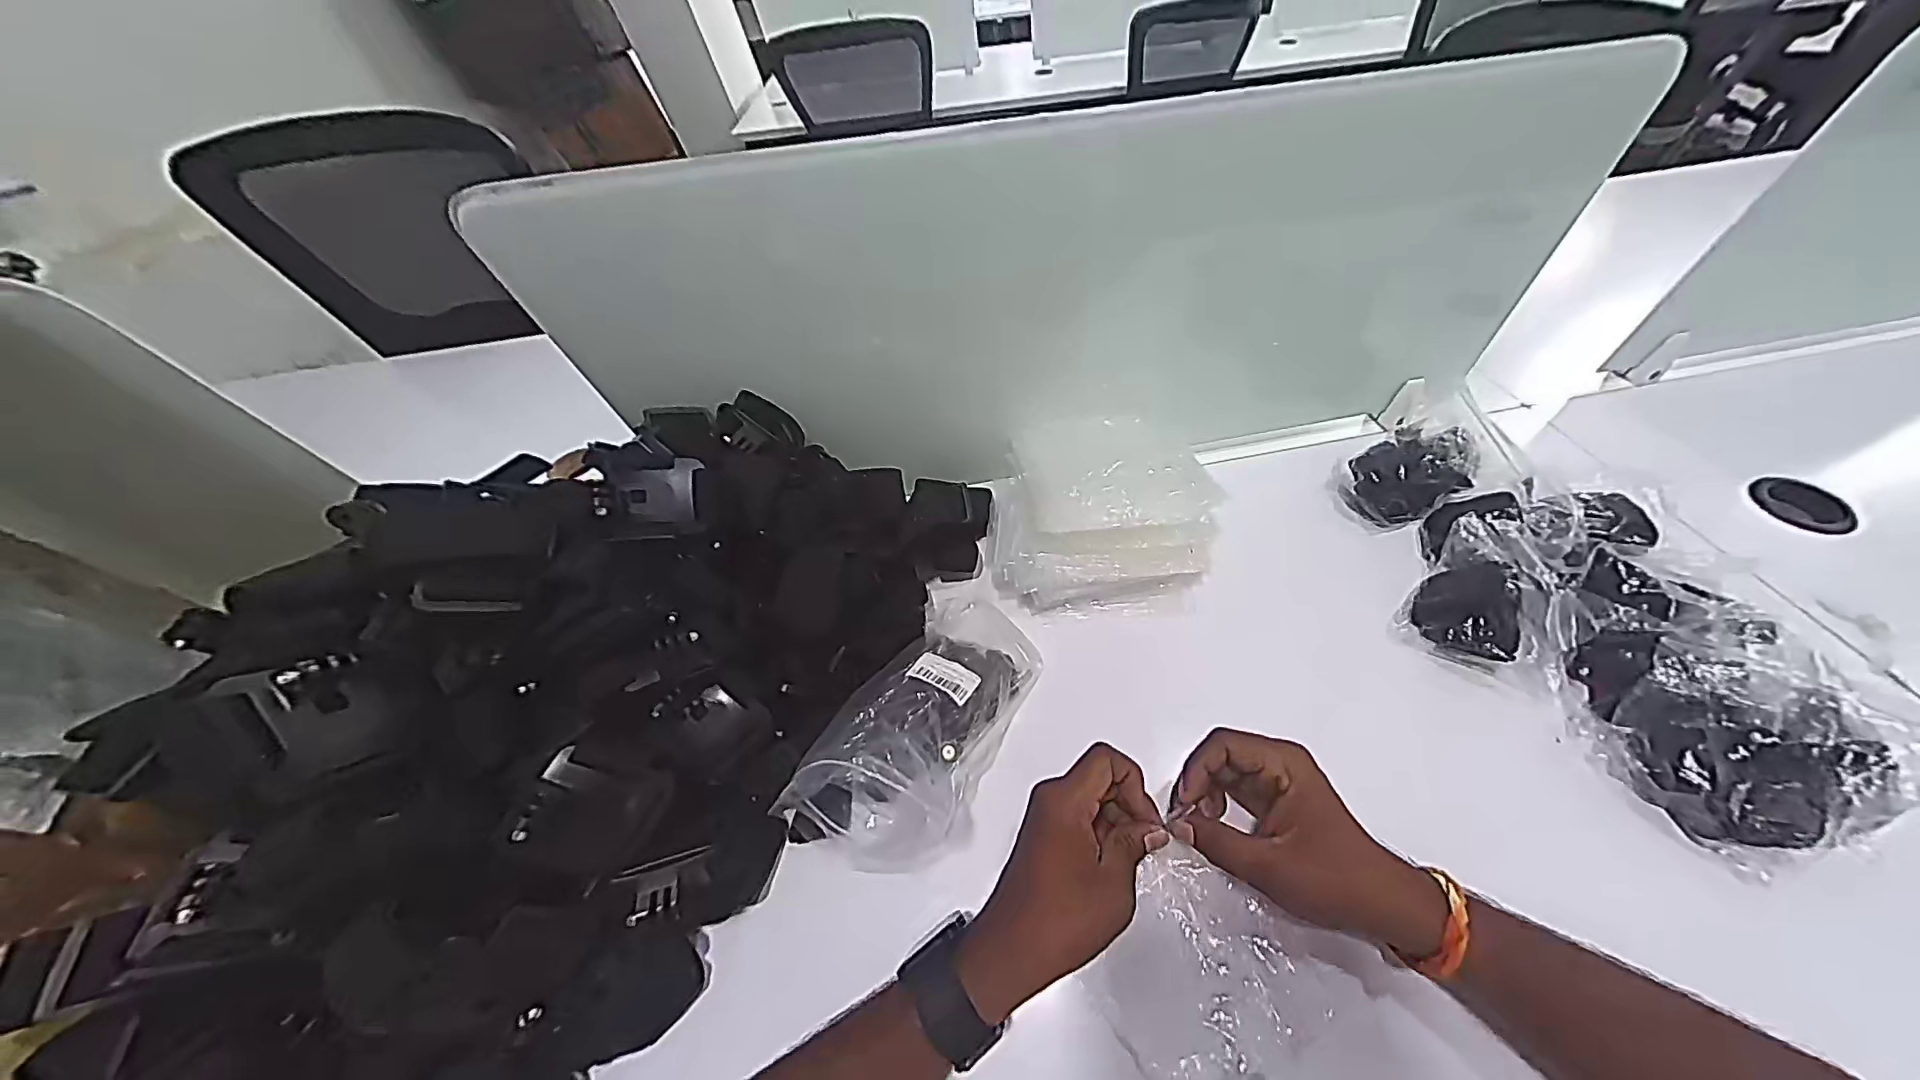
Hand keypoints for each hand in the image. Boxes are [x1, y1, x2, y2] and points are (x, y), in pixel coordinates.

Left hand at [955, 743, 1168, 1022]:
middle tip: (1144, 838)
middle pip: (1099, 775)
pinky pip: (1077, 813)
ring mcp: (1043, 815)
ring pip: (1090, 795)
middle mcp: (1049, 800)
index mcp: (1063, 801)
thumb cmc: (1051, 922)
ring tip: (1126, 859)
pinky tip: (1108, 865)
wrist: (1012, 948)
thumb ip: (1135, 844)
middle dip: (1129, 804)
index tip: (1146, 818)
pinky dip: (1099, 831)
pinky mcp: (1042, 832)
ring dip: (1115, 820)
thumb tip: (1148, 829)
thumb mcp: (1114, 883)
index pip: (1106, 759)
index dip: (1136, 784)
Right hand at [1170, 729, 1447, 959]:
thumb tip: (1182, 824)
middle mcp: (1282, 766)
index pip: (1223, 745)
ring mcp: (1279, 783)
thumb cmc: (1344, 881)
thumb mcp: (1269, 866)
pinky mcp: (1275, 802)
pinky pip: (1234, 790)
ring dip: (1205, 794)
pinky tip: (1213, 827)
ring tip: (1199, 822)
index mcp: (1285, 764)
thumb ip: (1217, 842)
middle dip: (1197, 782)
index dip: (1196, 770)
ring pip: (1224, 772)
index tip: (1186, 800)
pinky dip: (1216, 805)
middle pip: (1220, 755)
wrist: (1384, 906)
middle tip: (1184, 812)